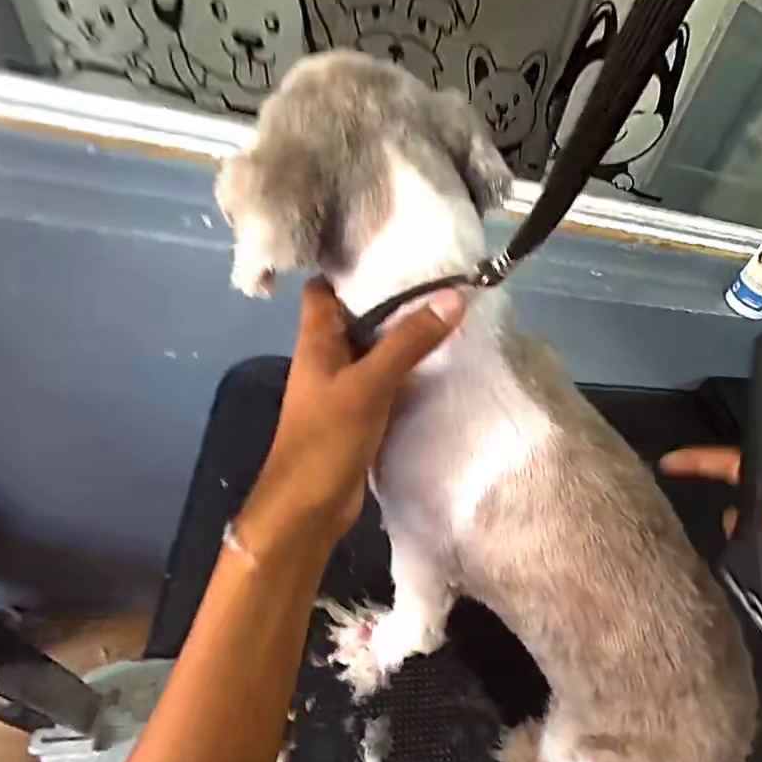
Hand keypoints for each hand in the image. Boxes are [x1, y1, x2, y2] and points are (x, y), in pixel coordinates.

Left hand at [241, 278, 467, 544]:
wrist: (308, 508)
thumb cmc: (327, 439)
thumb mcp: (371, 383)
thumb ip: (410, 341)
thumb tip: (454, 297)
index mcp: (316, 340)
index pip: (324, 288)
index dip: (348, 267)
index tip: (389, 252)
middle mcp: (328, 358)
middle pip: (356, 316)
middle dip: (390, 300)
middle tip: (434, 282)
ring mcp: (344, 388)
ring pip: (374, 350)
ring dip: (402, 337)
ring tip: (445, 315)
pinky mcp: (360, 414)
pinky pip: (386, 381)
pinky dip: (408, 371)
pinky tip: (438, 365)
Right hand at [659, 447, 761, 657]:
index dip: (721, 454)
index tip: (678, 459)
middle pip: (748, 483)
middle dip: (712, 479)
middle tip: (669, 484)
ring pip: (746, 520)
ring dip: (726, 520)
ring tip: (689, 524)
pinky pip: (753, 555)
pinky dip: (736, 554)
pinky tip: (720, 557)